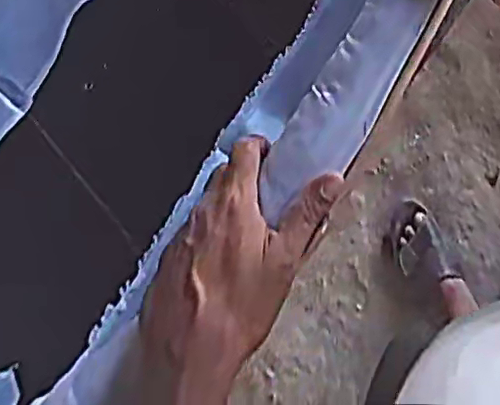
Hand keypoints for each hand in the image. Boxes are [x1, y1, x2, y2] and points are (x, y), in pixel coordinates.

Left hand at [137, 137, 345, 403]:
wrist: (187, 353)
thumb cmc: (238, 308)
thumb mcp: (284, 260)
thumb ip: (307, 214)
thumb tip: (331, 181)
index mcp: (234, 200)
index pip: (244, 149)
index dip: (259, 147)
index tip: (272, 160)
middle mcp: (204, 207)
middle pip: (225, 173)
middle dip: (245, 179)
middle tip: (265, 201)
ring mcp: (183, 229)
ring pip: (207, 202)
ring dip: (225, 208)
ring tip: (244, 238)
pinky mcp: (169, 253)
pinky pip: (192, 229)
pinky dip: (206, 234)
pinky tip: (218, 263)